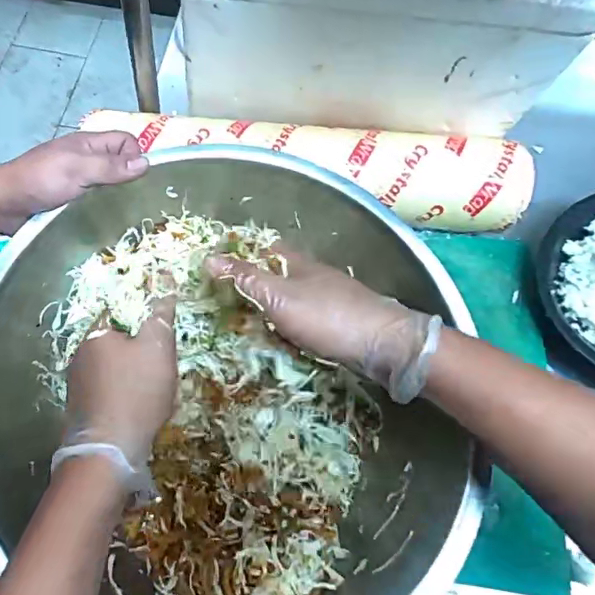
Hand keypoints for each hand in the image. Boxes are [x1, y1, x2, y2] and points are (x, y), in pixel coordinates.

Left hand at [0, 131, 147, 232]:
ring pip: (108, 188)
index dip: (135, 157)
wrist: (3, 204)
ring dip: (115, 202)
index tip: (136, 181)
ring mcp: (77, 183)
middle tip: (140, 206)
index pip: (126, 142)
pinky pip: (94, 205)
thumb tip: (147, 163)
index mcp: (89, 145)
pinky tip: (106, 227)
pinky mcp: (70, 204)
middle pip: (119, 167)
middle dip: (129, 182)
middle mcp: (86, 162)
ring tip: (127, 220)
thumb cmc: (40, 180)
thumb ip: (111, 167)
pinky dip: (101, 213)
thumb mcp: (78, 169)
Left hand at [57, 297, 177, 487]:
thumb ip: (160, 320)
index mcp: (96, 334)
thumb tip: (165, 294)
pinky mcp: (81, 408)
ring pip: (117, 371)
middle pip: (121, 344)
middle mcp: (80, 354)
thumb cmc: (136, 392)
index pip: (124, 315)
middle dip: (144, 356)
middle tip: (164, 373)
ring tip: (158, 398)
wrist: (108, 450)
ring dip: (138, 379)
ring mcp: (78, 383)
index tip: (165, 341)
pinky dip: (127, 399)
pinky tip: (141, 414)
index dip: (148, 325)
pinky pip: (111, 393)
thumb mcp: (157, 349)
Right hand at [203, 250, 442, 402]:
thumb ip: (245, 279)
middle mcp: (315, 276)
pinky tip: (287, 343)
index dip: (245, 255)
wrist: (385, 345)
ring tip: (253, 330)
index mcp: (298, 263)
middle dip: (258, 289)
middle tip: (232, 308)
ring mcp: (331, 300)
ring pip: (294, 302)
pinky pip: (308, 322)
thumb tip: (208, 258)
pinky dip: (293, 330)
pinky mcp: (342, 323)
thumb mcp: (278, 297)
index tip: (223, 270)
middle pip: (280, 277)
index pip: (267, 249)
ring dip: (275, 313)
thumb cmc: (327, 316)